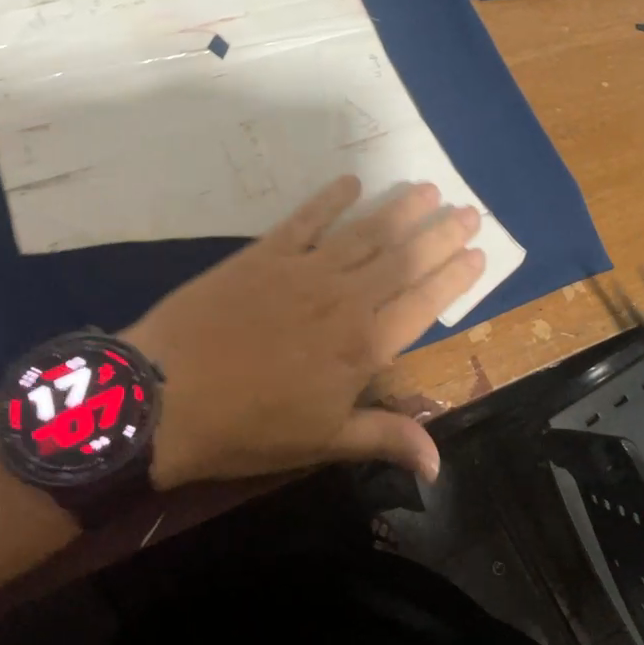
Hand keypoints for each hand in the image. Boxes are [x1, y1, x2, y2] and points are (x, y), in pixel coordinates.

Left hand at [123, 176, 484, 489]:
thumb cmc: (248, 428)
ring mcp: (305, 270)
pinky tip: (352, 183)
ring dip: (401, 209)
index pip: (424, 302)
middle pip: (404, 258)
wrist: (163, 397)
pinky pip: (307, 218)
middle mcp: (345, 298)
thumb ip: (384, 438)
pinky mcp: (265, 253)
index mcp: (364, 346)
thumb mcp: (321, 443)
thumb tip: (440, 461)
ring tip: (428, 189)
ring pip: (366, 232)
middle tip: (470, 210)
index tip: (480, 253)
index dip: (455, 277)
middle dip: (441, 233)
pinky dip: (331, 198)